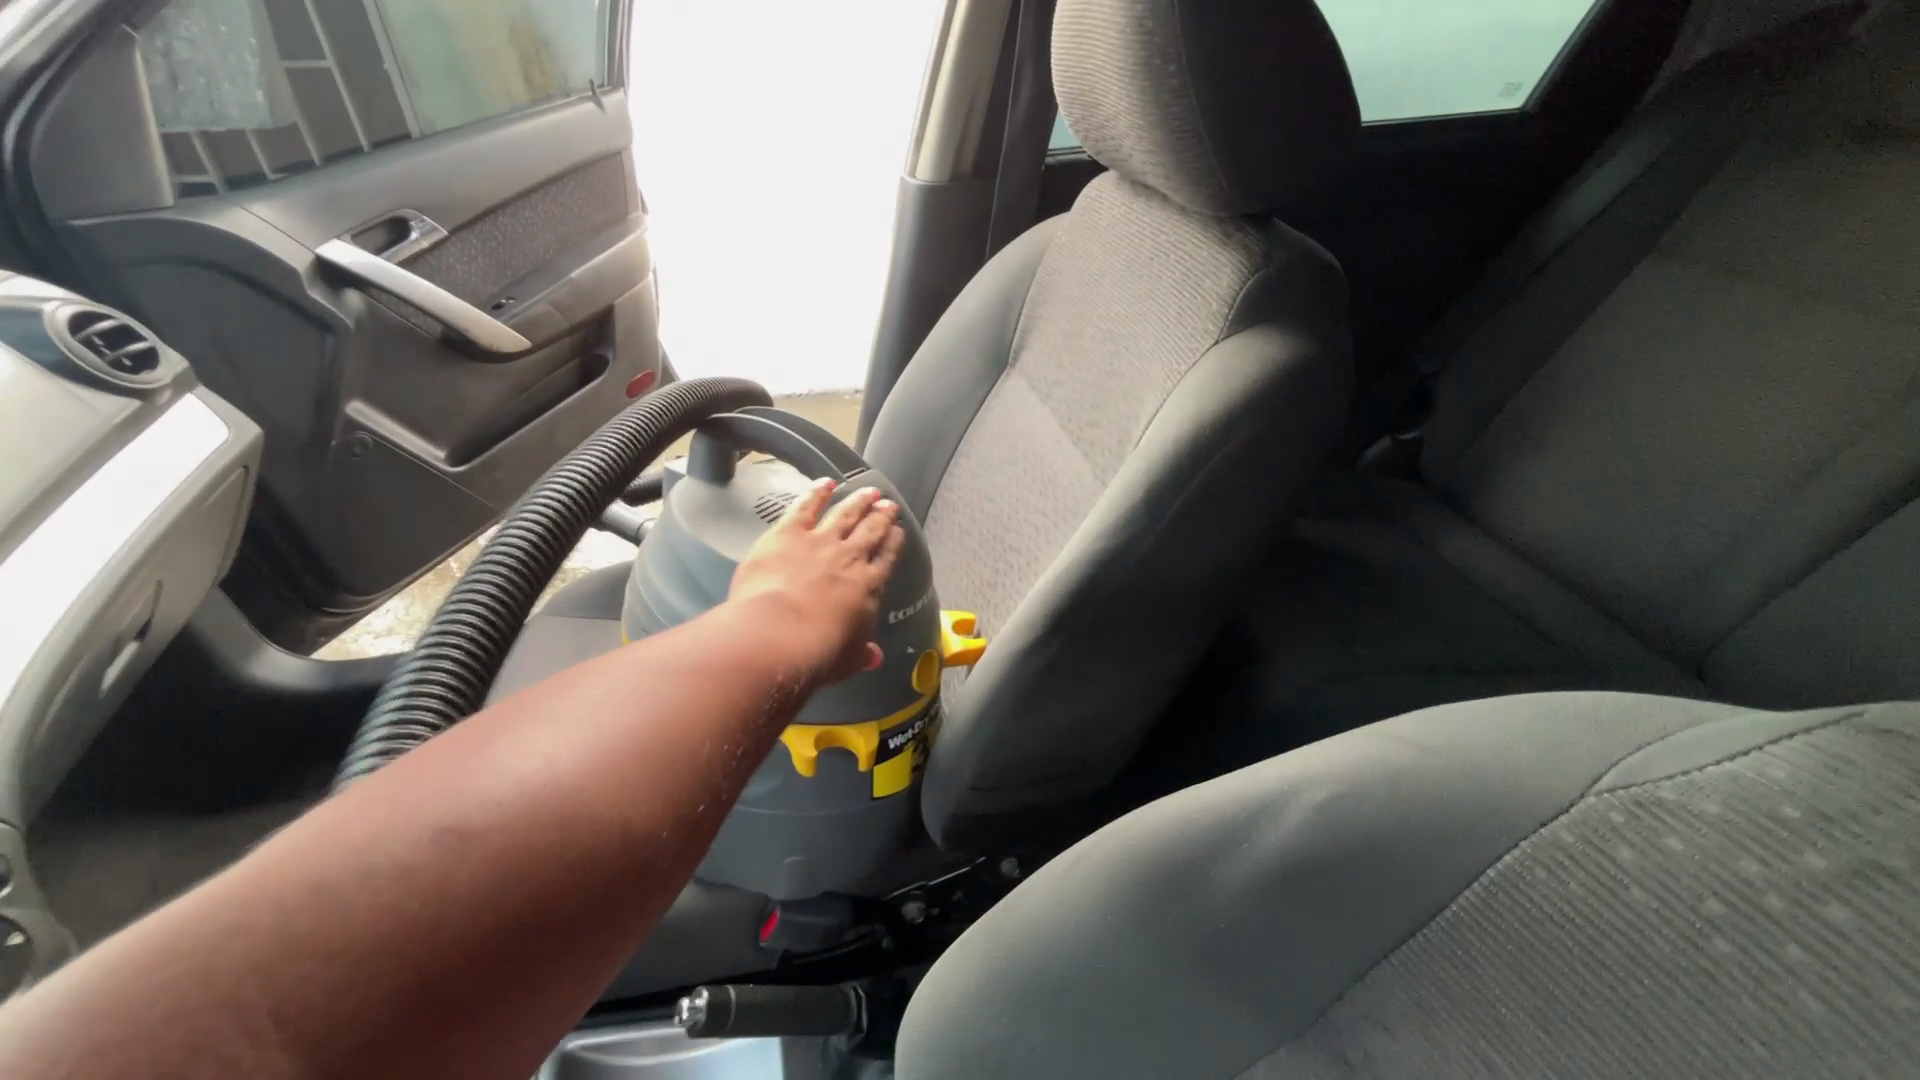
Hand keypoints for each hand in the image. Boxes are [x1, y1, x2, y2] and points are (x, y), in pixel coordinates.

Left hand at [729, 479, 906, 682]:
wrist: (779, 633)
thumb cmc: (817, 653)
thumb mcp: (847, 659)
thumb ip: (860, 653)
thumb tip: (873, 658)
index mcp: (869, 587)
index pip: (887, 558)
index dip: (894, 543)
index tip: (898, 532)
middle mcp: (850, 557)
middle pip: (871, 531)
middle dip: (881, 516)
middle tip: (889, 505)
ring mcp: (820, 541)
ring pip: (845, 513)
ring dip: (859, 500)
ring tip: (870, 491)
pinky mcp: (789, 533)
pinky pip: (806, 506)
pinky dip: (817, 491)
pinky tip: (826, 481)